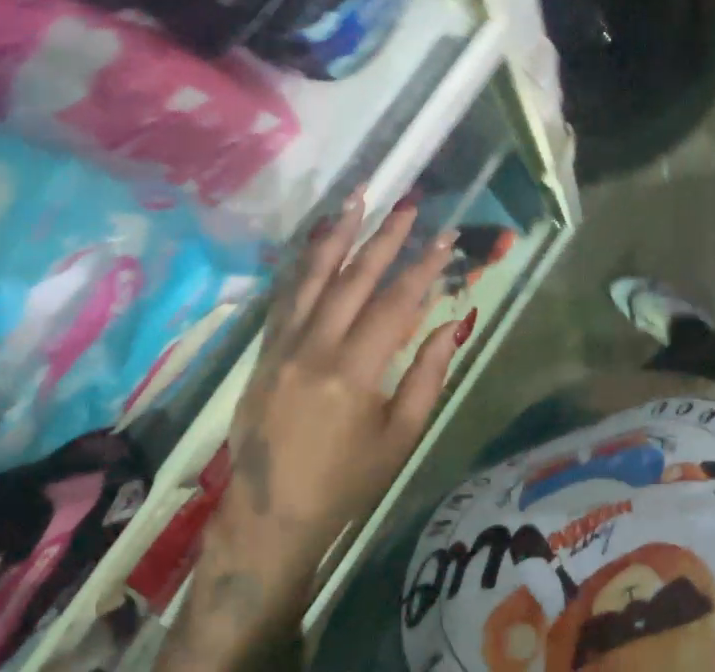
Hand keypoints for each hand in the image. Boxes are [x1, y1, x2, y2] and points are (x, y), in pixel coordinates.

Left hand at [224, 190, 469, 561]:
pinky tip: (320, 242)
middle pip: (354, 279)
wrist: (270, 516)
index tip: (445, 236)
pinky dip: (305, 265)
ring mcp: (282, 347)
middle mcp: (313, 348)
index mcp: (353, 373)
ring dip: (338, 235)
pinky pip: (286, 297)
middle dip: (384, 237)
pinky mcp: (264, 352)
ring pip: (312, 277)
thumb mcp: (399, 437)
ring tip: (358, 198)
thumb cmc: (346, 483)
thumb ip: (427, 376)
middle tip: (407, 204)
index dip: (423, 267)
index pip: (395, 303)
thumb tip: (450, 323)